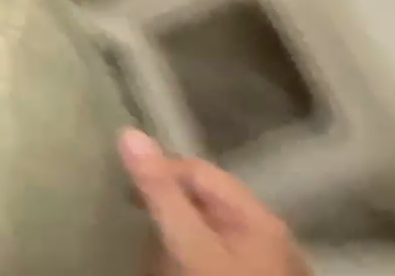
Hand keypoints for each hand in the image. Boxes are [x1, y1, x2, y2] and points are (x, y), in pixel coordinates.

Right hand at [119, 129, 307, 275]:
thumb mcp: (190, 246)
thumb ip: (161, 191)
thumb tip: (128, 132)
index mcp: (258, 217)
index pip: (196, 170)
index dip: (160, 173)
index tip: (128, 195)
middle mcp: (267, 234)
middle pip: (204, 197)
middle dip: (168, 203)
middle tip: (138, 219)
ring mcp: (263, 262)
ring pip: (208, 225)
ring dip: (177, 229)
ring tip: (154, 246)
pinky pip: (215, 252)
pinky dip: (190, 252)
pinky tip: (175, 268)